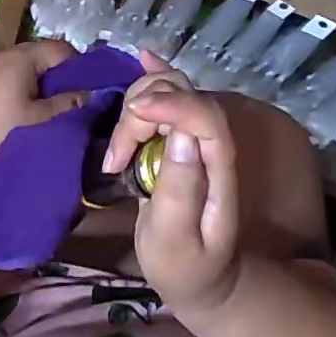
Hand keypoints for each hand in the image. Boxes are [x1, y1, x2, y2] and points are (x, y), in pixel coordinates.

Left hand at [0, 39, 85, 182]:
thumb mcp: (38, 121)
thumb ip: (67, 104)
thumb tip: (90, 93)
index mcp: (22, 58)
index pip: (61, 48)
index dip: (78, 66)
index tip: (85, 92)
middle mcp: (0, 56)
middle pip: (38, 57)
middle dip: (55, 77)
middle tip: (65, 106)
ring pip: (17, 71)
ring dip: (32, 87)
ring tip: (38, 117)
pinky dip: (11, 95)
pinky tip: (9, 121)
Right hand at [103, 52, 241, 319]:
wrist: (203, 277)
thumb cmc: (187, 268)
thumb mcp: (176, 243)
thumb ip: (179, 191)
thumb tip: (178, 135)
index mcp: (218, 165)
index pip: (204, 115)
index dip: (171, 104)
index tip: (133, 115)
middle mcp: (209, 139)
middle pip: (180, 94)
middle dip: (139, 113)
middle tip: (117, 160)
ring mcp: (194, 133)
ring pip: (167, 89)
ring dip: (133, 107)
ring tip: (117, 154)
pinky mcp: (177, 133)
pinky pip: (166, 94)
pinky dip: (150, 78)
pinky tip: (143, 59)